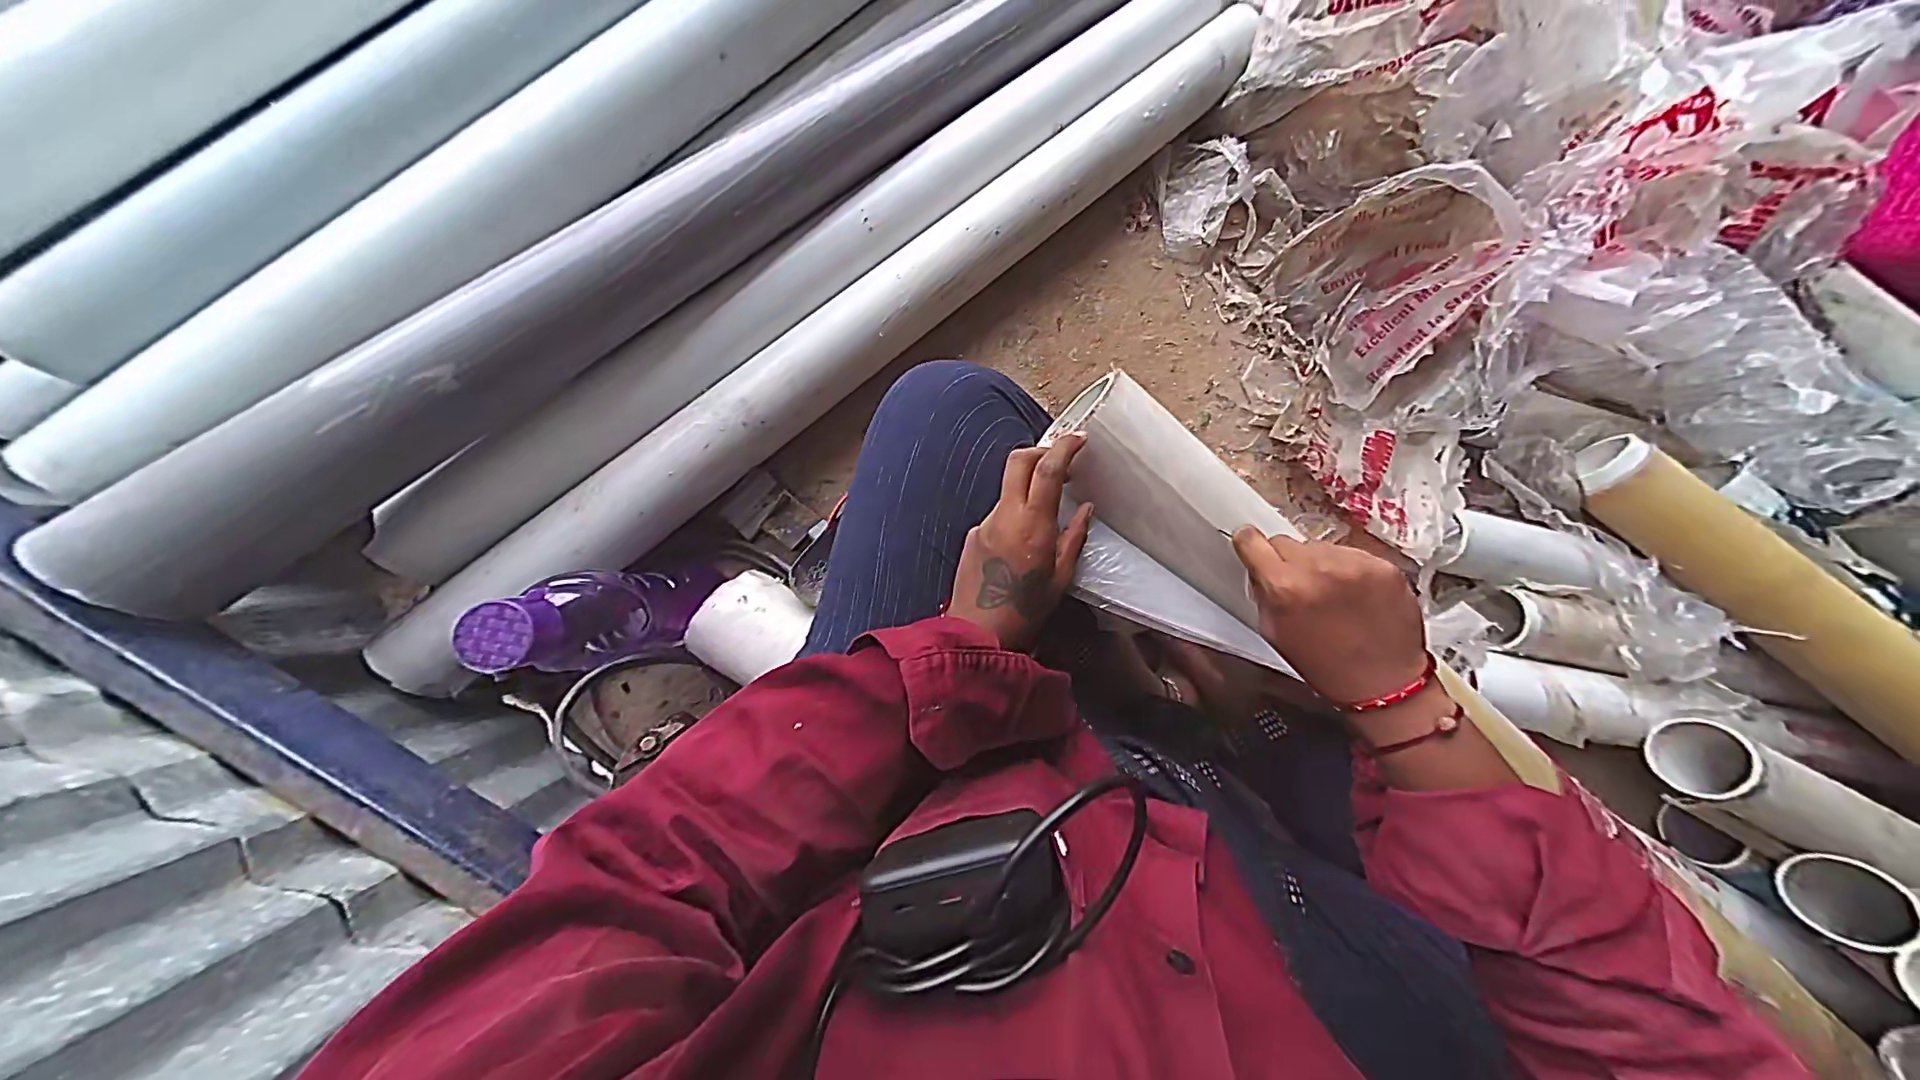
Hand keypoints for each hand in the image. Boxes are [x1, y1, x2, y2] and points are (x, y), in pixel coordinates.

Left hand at [948, 436, 1094, 649]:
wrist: (979, 633)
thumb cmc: (1025, 612)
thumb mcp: (1062, 577)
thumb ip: (1074, 537)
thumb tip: (1085, 509)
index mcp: (1032, 525)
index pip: (1046, 469)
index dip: (1064, 447)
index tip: (1078, 440)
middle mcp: (1004, 517)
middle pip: (1018, 461)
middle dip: (1040, 452)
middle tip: (1060, 463)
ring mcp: (984, 524)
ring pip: (1008, 488)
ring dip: (1027, 488)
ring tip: (1045, 513)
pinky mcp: (972, 536)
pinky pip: (997, 514)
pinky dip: (1013, 514)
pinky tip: (1021, 542)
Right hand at [1230, 527, 1427, 705]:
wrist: (1384, 682)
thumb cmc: (1325, 664)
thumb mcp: (1274, 632)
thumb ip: (1263, 594)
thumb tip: (1259, 568)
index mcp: (1284, 586)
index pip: (1253, 541)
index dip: (1249, 544)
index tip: (1251, 545)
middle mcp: (1318, 568)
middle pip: (1285, 542)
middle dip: (1286, 561)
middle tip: (1297, 586)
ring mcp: (1354, 564)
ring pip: (1319, 546)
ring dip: (1319, 564)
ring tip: (1331, 594)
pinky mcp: (1383, 566)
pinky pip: (1351, 554)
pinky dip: (1348, 568)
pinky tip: (1354, 594)